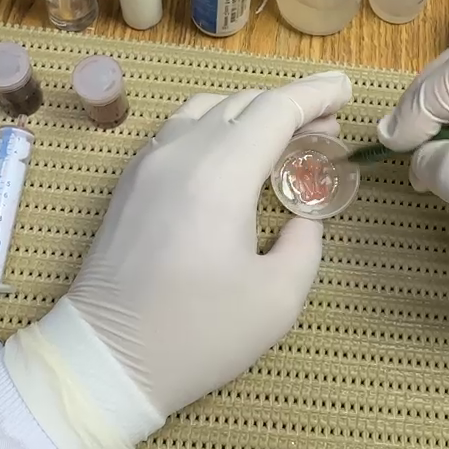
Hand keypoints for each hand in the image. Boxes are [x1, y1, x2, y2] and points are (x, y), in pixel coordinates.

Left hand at [1, 71, 351, 448]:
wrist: (103, 359)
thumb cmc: (194, 336)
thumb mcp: (276, 301)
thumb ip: (305, 244)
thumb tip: (303, 217)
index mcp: (219, 175)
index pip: (275, 109)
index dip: (315, 95)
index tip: (346, 90)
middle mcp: (181, 153)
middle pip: (244, 102)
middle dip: (291, 105)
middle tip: (326, 129)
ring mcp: (148, 162)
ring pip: (209, 108)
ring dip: (252, 112)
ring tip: (283, 137)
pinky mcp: (130, 179)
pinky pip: (180, 128)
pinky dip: (218, 125)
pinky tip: (233, 153)